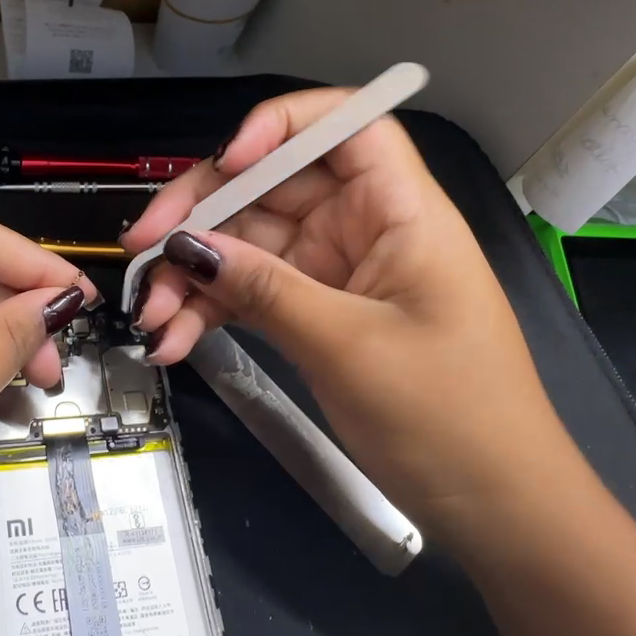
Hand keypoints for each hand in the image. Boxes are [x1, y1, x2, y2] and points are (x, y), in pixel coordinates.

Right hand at [121, 90, 573, 542]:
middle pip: (270, 186)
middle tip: (142, 249)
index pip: (345, 126)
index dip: (280, 127)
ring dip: (192, 277)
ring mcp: (333, 271)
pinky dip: (208, 312)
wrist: (493, 508)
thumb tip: (187, 246)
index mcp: (398, 211)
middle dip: (201, 215)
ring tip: (152, 317)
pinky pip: (248, 293)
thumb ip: (262, 288)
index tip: (226, 162)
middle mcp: (362, 227)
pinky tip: (174, 339)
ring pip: (246, 244)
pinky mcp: (313, 312)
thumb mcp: (347, 346)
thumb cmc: (450, 416)